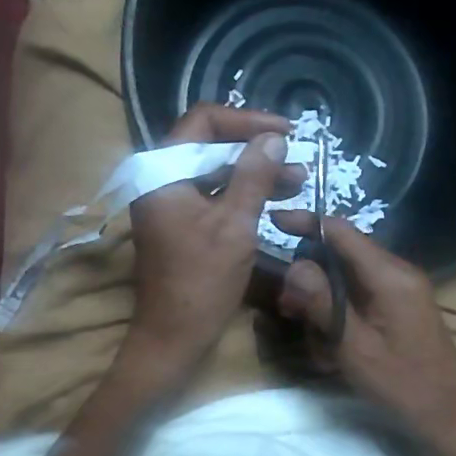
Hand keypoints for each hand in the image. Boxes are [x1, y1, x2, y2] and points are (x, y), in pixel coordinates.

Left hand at [126, 104, 299, 364]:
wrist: (172, 334)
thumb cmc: (202, 280)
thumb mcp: (235, 224)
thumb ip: (254, 175)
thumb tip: (273, 137)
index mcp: (162, 172)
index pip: (203, 121)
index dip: (246, 120)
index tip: (286, 131)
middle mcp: (158, 180)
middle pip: (208, 145)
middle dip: (254, 150)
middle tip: (296, 161)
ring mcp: (167, 201)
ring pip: (213, 171)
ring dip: (252, 173)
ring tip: (297, 181)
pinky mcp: (177, 221)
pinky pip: (210, 194)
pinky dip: (239, 194)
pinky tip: (274, 199)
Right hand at [273, 212, 455, 455]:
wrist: (448, 418)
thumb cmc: (402, 384)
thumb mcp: (354, 347)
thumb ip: (323, 302)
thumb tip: (294, 264)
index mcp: (390, 276)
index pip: (341, 231)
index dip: (306, 222)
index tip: (272, 222)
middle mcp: (397, 273)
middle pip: (340, 254)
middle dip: (308, 278)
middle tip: (287, 309)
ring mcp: (400, 289)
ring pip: (345, 277)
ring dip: (321, 302)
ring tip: (314, 340)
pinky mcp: (398, 306)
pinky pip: (357, 296)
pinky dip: (337, 314)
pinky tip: (332, 347)